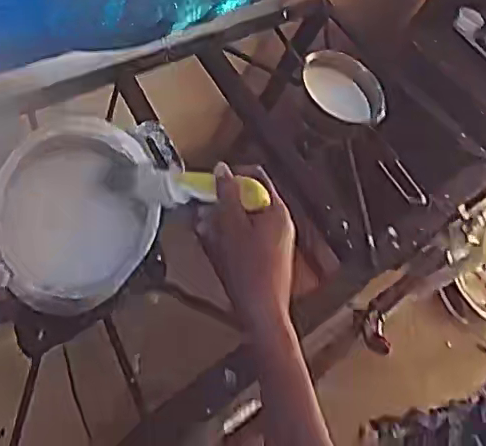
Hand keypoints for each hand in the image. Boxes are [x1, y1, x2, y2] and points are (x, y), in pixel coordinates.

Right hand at [202, 164, 293, 341]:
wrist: (262, 316)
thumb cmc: (249, 272)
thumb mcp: (231, 225)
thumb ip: (226, 194)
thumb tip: (222, 169)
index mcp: (277, 210)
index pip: (256, 177)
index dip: (233, 177)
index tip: (213, 184)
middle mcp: (280, 223)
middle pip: (249, 199)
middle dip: (223, 203)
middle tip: (204, 209)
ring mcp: (276, 241)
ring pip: (246, 219)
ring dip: (223, 221)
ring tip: (204, 229)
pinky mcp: (268, 258)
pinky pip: (247, 237)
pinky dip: (231, 237)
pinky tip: (214, 246)